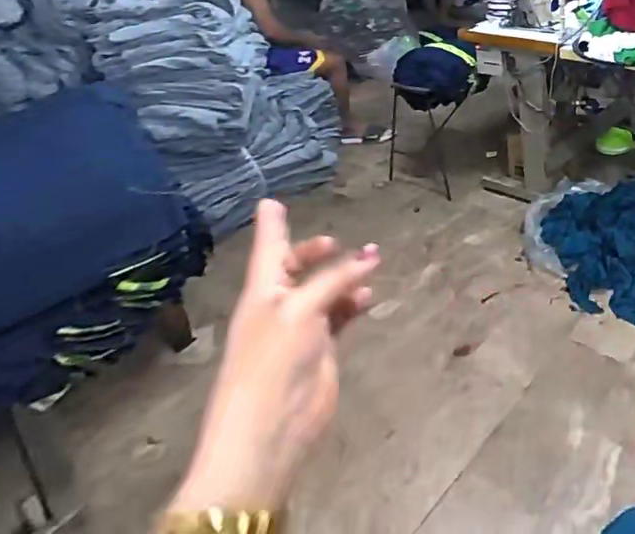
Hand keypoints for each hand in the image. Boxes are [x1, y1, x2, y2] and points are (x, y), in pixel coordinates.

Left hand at [166, 200, 379, 514]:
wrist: (269, 432)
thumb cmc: (274, 360)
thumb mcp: (302, 310)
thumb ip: (335, 280)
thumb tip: (369, 256)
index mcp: (262, 288)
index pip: (268, 246)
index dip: (272, 225)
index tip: (273, 201)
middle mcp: (278, 302)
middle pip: (297, 266)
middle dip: (318, 252)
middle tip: (337, 242)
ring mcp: (300, 326)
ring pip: (324, 290)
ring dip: (344, 276)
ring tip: (372, 264)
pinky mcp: (319, 349)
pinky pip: (338, 315)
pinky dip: (352, 303)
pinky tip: (368, 298)